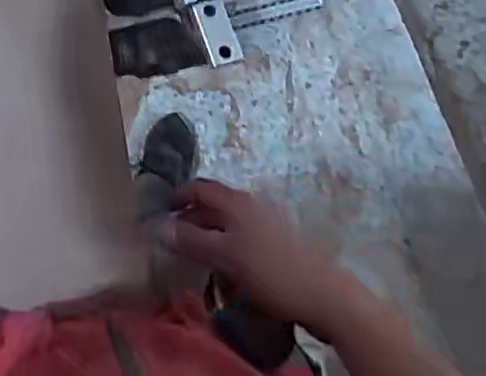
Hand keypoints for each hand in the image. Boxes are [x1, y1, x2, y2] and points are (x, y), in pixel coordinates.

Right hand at [163, 180, 360, 331]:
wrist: (326, 297)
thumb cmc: (270, 271)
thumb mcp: (224, 256)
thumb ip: (191, 240)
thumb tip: (160, 227)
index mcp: (235, 201)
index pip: (198, 188)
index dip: (178, 197)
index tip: (163, 210)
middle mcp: (250, 205)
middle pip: (213, 204)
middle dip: (193, 218)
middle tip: (176, 237)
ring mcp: (267, 222)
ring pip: (229, 223)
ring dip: (211, 234)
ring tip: (199, 255)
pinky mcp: (279, 242)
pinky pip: (244, 237)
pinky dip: (229, 245)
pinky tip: (228, 267)